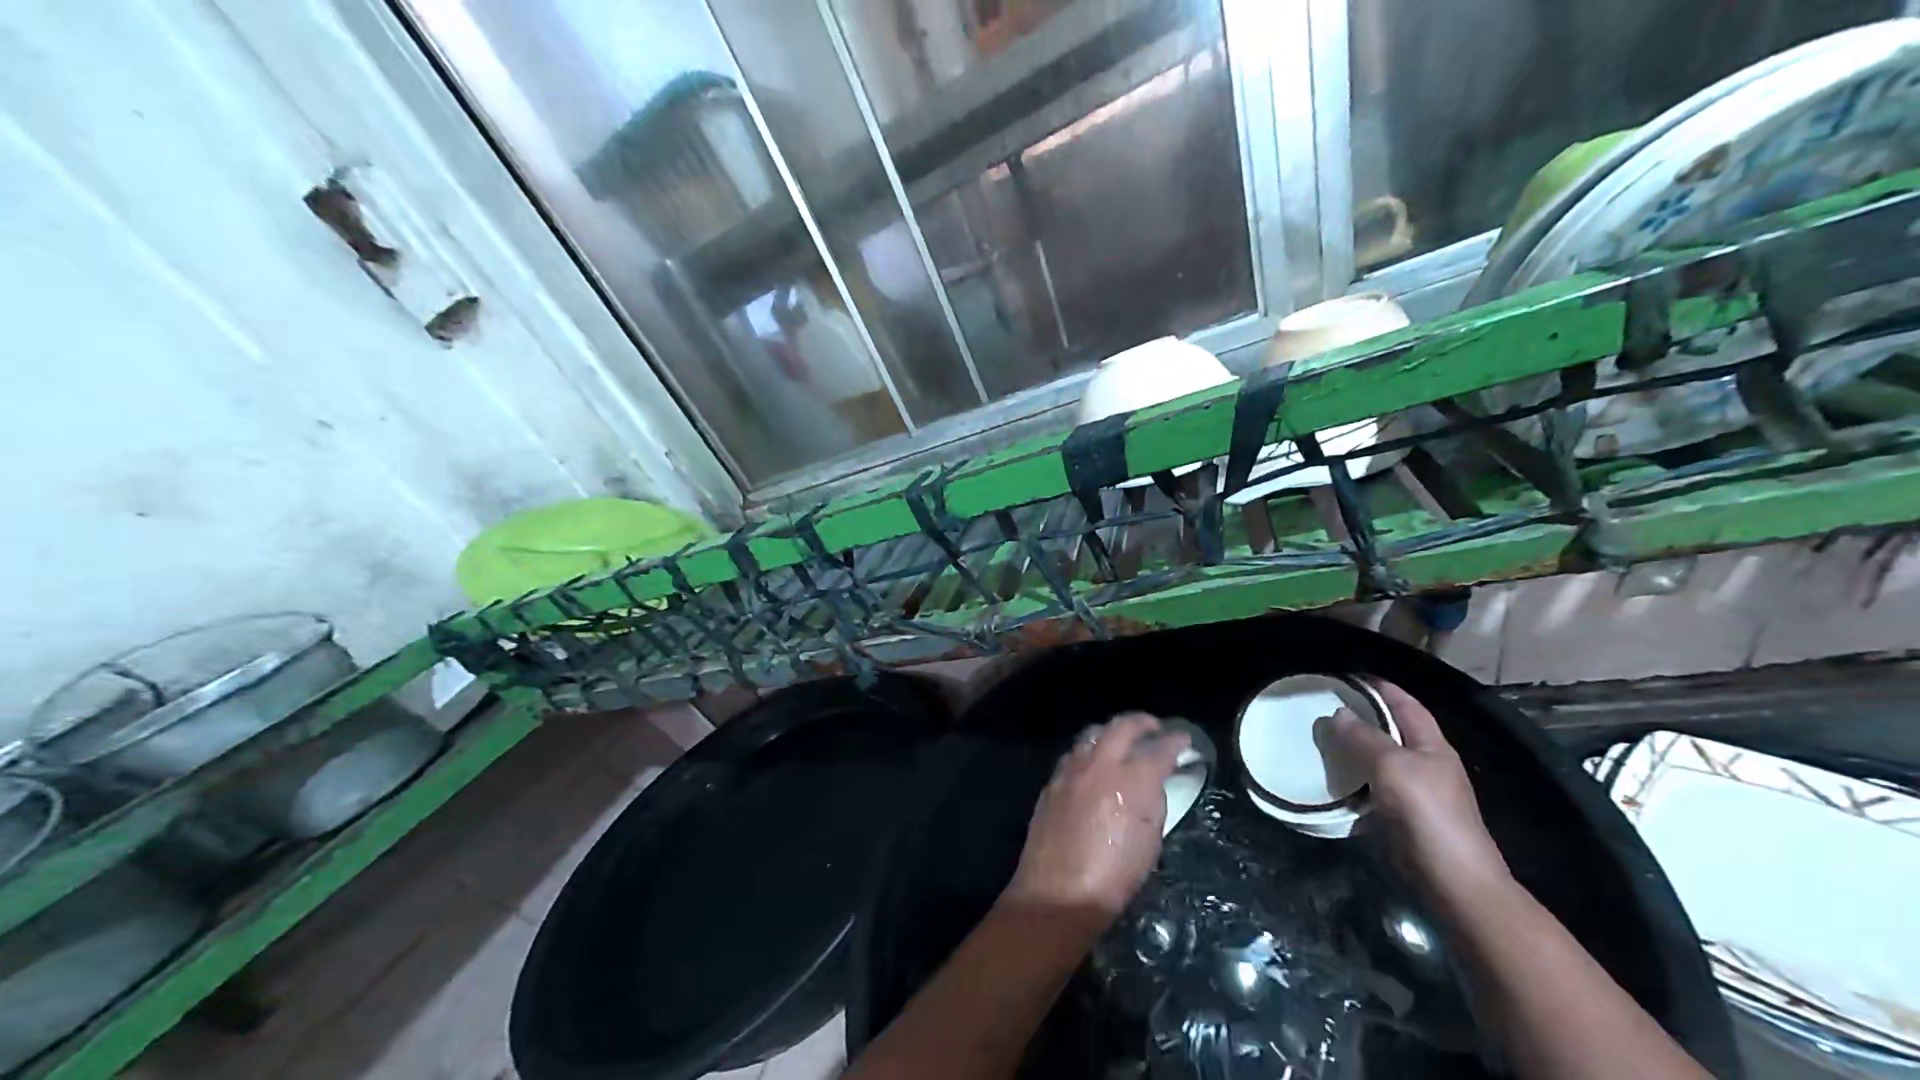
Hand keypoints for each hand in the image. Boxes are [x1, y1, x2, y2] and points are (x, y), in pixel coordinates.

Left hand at [1004, 712, 1188, 918]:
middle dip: (1143, 723)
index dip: (1177, 741)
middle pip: (1122, 726)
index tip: (1184, 739)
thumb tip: (1151, 784)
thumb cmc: (1114, 877)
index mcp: (1132, 780)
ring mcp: (1072, 770)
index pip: (1161, 748)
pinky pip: (1073, 755)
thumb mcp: (1150, 841)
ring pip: (1093, 734)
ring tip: (1122, 741)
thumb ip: (1153, 802)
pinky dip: (1089, 752)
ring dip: (1112, 732)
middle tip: (1155, 728)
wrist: (1059, 893)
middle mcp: (1100, 765)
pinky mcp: (1052, 782)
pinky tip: (1093, 765)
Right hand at [1320, 679, 1510, 900]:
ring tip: (1315, 737)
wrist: (1452, 881)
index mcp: (1431, 745)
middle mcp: (1424, 763)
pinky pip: (1367, 787)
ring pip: (1375, 759)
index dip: (1379, 686)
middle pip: (1388, 730)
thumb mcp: (1393, 767)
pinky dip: (1347, 779)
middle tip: (1320, 706)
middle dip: (1358, 716)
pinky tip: (1325, 777)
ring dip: (1349, 749)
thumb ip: (1364, 737)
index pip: (1405, 703)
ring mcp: (1412, 792)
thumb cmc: (1428, 814)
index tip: (1345, 676)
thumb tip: (1339, 713)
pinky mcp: (1397, 816)